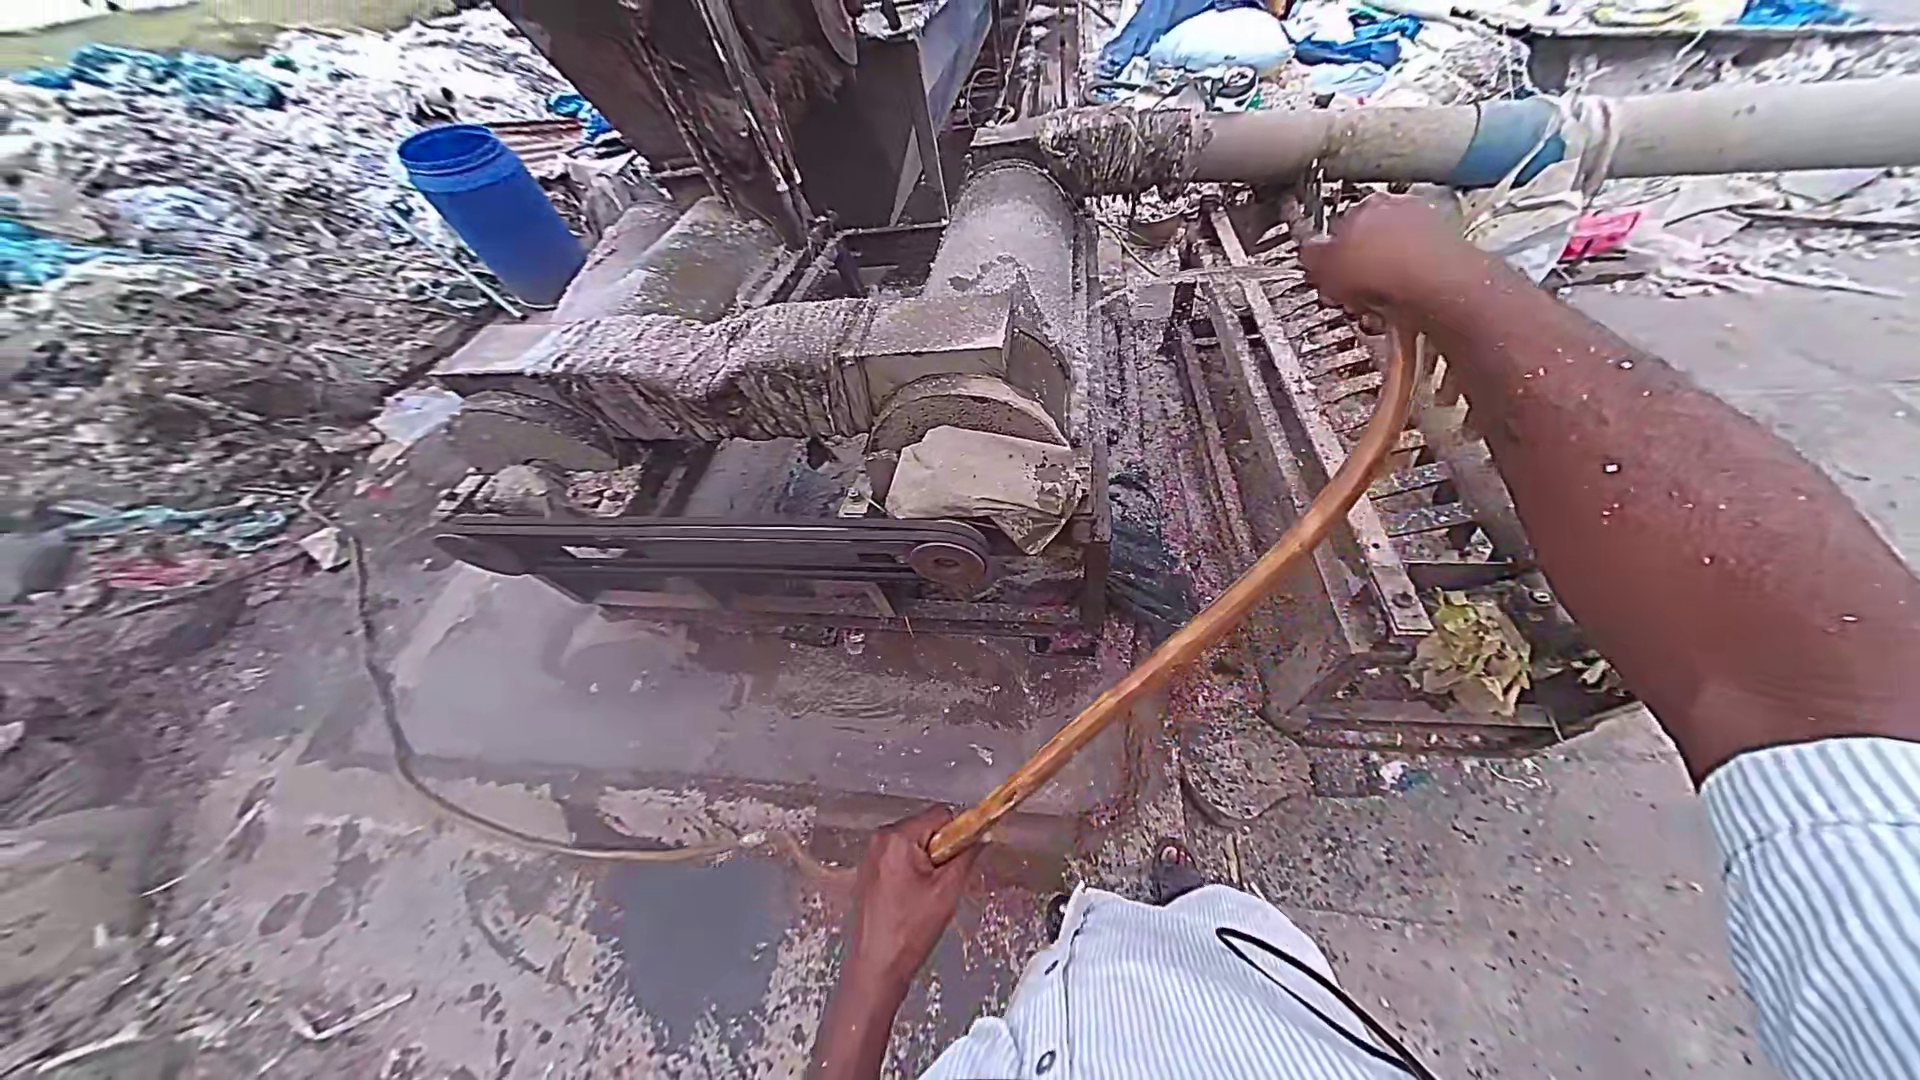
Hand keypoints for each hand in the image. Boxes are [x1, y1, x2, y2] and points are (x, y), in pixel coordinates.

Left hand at [844, 806, 980, 990]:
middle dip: (940, 849)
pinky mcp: (868, 869)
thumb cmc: (910, 931)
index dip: (957, 834)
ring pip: (914, 842)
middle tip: (941, 883)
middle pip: (926, 826)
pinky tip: (911, 899)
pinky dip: (911, 869)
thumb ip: (967, 854)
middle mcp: (880, 837)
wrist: (875, 970)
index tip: (961, 859)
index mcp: (897, 837)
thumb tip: (982, 833)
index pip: (941, 814)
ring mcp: (871, 853)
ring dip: (927, 860)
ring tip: (926, 894)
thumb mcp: (947, 890)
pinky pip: (899, 855)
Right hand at [1297, 193, 1487, 322]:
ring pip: (1383, 263)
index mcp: (1367, 205)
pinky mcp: (1440, 258)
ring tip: (1362, 303)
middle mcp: (1400, 210)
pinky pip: (1404, 279)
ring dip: (1370, 285)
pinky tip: (1386, 307)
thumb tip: (1307, 252)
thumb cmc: (1381, 268)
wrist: (1433, 286)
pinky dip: (1394, 293)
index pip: (1337, 226)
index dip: (1325, 255)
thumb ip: (1311, 256)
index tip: (1320, 272)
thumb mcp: (1323, 265)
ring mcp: (1424, 232)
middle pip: (1363, 245)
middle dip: (1349, 271)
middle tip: (1338, 291)